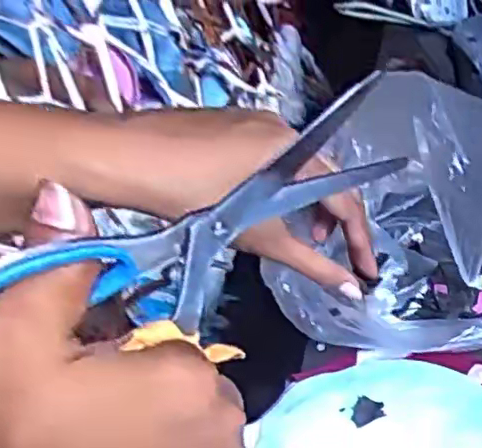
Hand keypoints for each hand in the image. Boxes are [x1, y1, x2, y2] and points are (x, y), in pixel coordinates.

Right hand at [0, 181, 247, 447]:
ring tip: (116, 441)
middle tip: (97, 408)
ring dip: (176, 419)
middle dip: (157, 383)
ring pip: (208, 417)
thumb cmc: (14, 431)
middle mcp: (230, 412)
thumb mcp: (12, 334)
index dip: (128, 350)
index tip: (90, 370)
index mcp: (189, 370)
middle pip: (196, 378)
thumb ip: (55, 268)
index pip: (171, 338)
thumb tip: (69, 197)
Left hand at [96, 107, 378, 295]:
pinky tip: (278, 212)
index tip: (366, 272)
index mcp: (295, 151)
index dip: (360, 241)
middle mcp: (281, 129)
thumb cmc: (193, 195)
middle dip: (341, 224)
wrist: (115, 158)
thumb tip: (353, 291)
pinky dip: (289, 192)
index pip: (346, 201)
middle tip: (342, 257)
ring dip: (314, 209)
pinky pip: (280, 162)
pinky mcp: (232, 124)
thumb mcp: (265, 237)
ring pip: (306, 173)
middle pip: (331, 183)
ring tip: (309, 237)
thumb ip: (316, 265)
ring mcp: (254, 122)